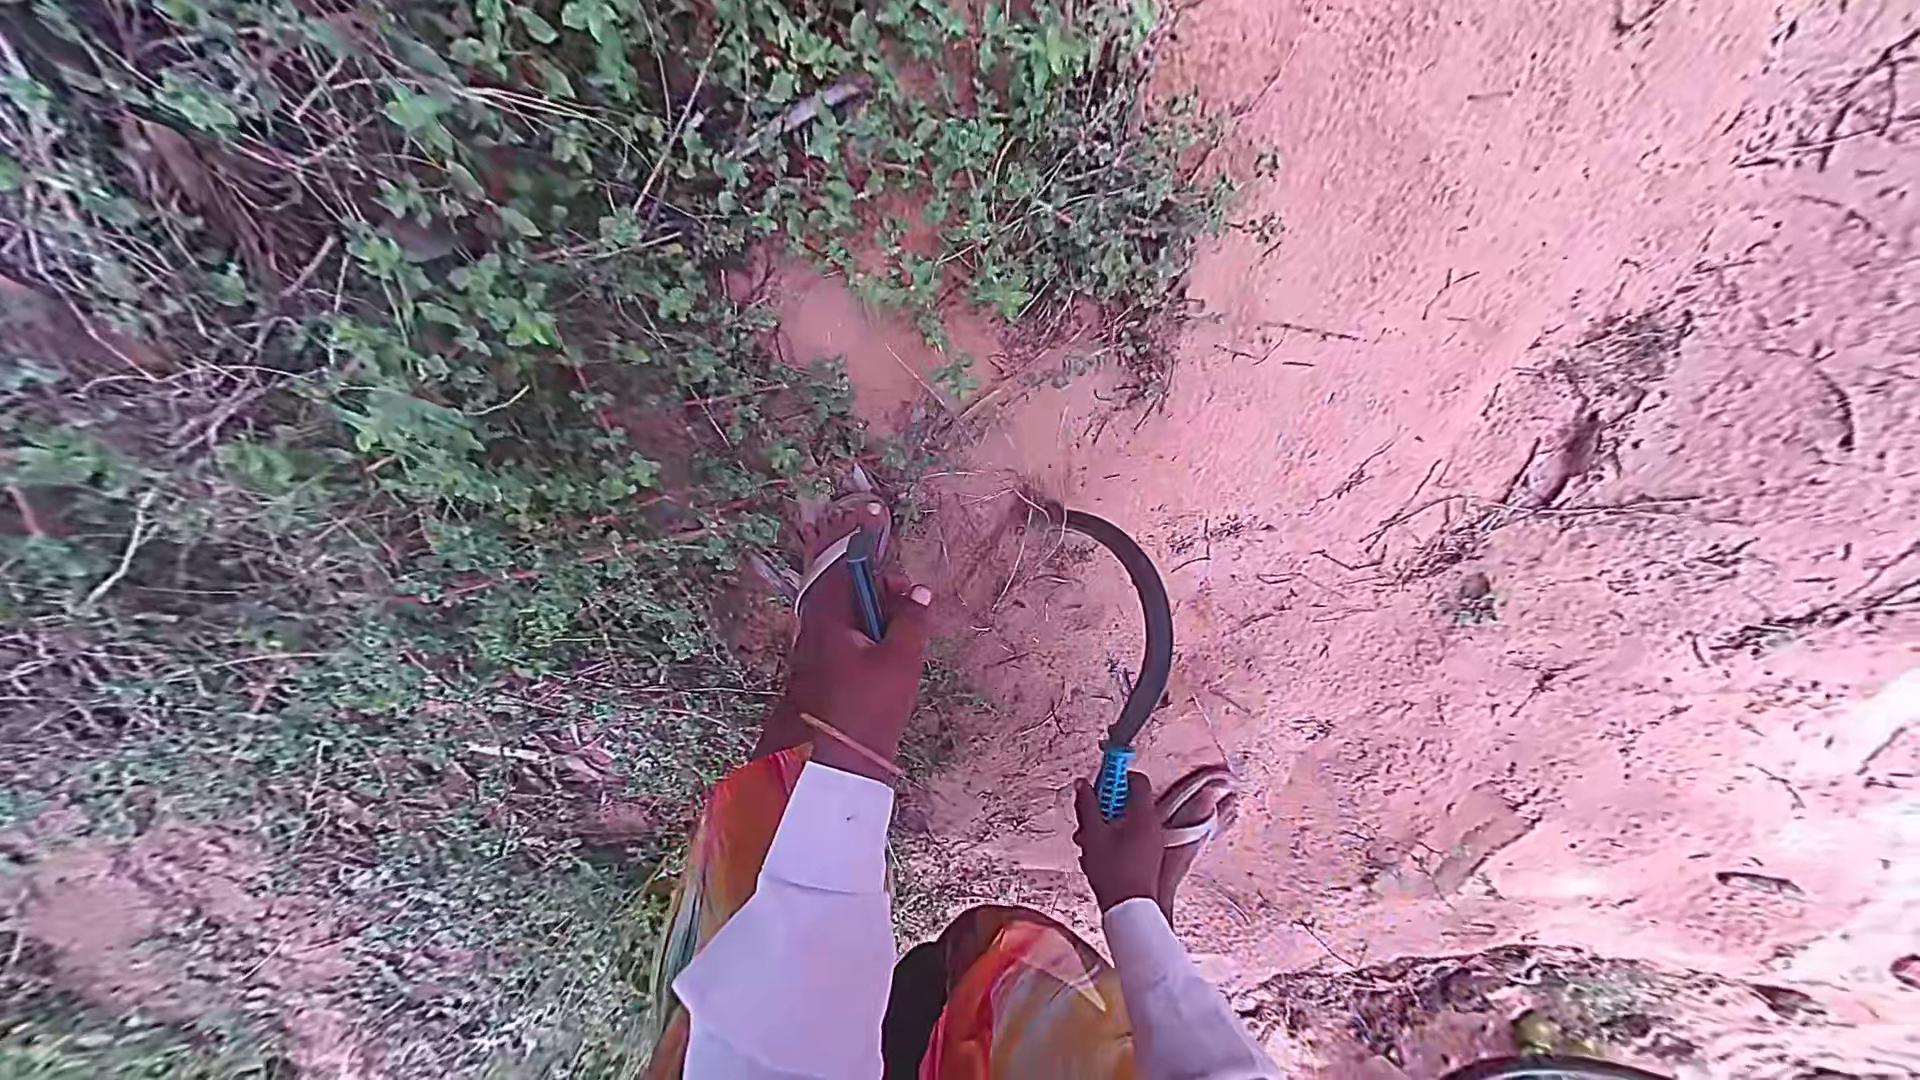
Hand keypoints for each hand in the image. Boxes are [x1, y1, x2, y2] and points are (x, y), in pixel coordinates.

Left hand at [782, 571, 932, 778]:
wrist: (829, 766)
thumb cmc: (867, 705)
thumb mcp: (901, 658)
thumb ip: (912, 620)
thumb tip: (919, 592)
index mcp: (828, 616)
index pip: (854, 574)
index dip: (885, 580)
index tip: (910, 598)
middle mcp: (814, 629)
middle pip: (852, 600)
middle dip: (886, 609)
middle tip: (910, 629)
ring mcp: (812, 654)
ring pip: (851, 627)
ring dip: (879, 633)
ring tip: (901, 655)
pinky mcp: (817, 677)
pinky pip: (845, 649)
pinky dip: (867, 652)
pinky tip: (885, 674)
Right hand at [1072, 771, 1162, 911]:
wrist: (1130, 911)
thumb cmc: (1115, 873)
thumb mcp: (1093, 832)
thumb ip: (1087, 804)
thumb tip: (1083, 784)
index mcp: (1142, 815)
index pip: (1136, 779)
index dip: (1116, 775)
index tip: (1100, 779)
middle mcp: (1151, 825)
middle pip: (1127, 799)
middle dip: (1104, 803)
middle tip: (1089, 811)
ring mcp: (1150, 842)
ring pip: (1125, 819)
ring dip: (1104, 822)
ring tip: (1088, 836)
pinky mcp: (1146, 856)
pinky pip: (1128, 835)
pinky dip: (1112, 836)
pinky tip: (1095, 851)